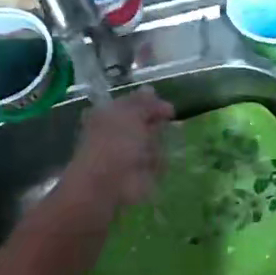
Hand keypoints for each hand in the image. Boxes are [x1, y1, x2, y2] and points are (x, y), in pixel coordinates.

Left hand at [62, 88, 173, 210]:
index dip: (151, 105)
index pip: (134, 104)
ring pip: (154, 143)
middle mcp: (116, 133)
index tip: (168, 111)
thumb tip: (150, 89)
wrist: (107, 185)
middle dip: (156, 128)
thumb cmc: (115, 143)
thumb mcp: (131, 114)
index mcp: (108, 114)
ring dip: (156, 148)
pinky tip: (148, 168)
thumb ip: (144, 103)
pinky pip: (156, 164)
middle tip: (154, 134)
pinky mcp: (138, 174)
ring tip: (146, 156)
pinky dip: (156, 165)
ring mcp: (127, 155)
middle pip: (147, 124)